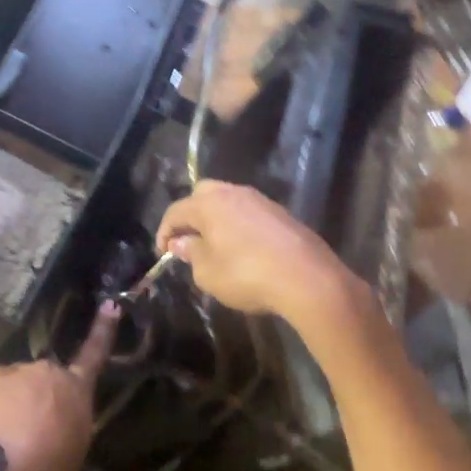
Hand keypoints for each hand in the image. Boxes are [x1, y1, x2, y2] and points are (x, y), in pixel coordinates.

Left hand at [0, 299, 118, 470]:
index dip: (103, 329)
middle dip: (38, 395)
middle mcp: (50, 371)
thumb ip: (70, 420)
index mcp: (77, 391)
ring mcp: (18, 369)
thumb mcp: (74, 448)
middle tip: (27, 428)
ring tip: (1, 433)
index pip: (94, 354)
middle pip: (45, 379)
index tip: (110, 304)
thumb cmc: (45, 469)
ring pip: (16, 383)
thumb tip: (59, 414)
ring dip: (12, 400)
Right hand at [155, 180, 368, 327]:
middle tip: (189, 240)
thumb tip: (183, 242)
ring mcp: (260, 200)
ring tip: (215, 245)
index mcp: (209, 204)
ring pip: (228, 200)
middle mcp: (233, 193)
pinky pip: (249, 212)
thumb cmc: (247, 275)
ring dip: (216, 218)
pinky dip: (238, 224)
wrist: (307, 278)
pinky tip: (243, 248)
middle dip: (191, 215)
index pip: (176, 211)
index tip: (163, 252)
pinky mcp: (280, 213)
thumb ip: (192, 254)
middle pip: (202, 194)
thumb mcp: (208, 273)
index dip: (164, 231)